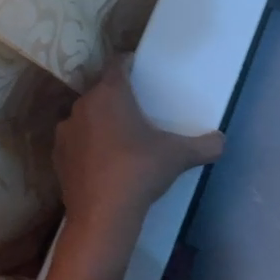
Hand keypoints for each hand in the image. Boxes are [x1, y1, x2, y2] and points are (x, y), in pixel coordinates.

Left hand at [55, 59, 222, 237]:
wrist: (102, 217)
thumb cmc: (139, 172)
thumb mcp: (178, 156)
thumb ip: (204, 145)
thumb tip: (222, 141)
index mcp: (110, 94)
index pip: (117, 64)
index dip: (128, 63)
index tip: (139, 68)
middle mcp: (83, 105)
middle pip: (101, 90)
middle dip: (117, 95)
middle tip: (137, 107)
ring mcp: (66, 131)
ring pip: (86, 116)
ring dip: (100, 120)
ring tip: (120, 136)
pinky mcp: (57, 156)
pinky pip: (76, 140)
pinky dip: (87, 145)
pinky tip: (103, 161)